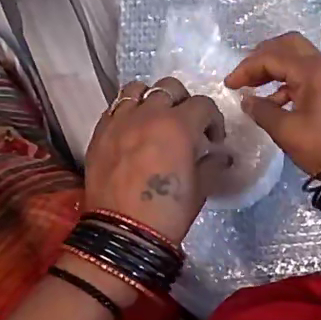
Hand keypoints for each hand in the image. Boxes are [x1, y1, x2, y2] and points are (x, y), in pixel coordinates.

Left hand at [83, 77, 227, 244]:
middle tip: (185, 125)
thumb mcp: (200, 188)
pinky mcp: (100, 132)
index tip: (213, 139)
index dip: (213, 120)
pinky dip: (126, 112)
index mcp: (179, 125)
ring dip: (151, 99)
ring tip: (154, 119)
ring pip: (137, 89)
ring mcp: (120, 120)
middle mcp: (149, 114)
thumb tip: (220, 155)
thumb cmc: (168, 211)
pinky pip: (114, 108)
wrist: (124, 231)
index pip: (203, 105)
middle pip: (169, 88)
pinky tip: (132, 130)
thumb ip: (211, 164)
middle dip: (183, 102)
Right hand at [225, 33, 320, 174]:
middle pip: (289, 45)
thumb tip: (247, 101)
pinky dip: (288, 82)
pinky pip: (307, 76)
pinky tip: (274, 102)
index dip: (247, 68)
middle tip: (245, 74)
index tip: (229, 84)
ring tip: (255, 89)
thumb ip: (262, 111)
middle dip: (263, 56)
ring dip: (275, 69)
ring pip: (299, 59)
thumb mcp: (286, 130)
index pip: (273, 57)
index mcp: (313, 71)